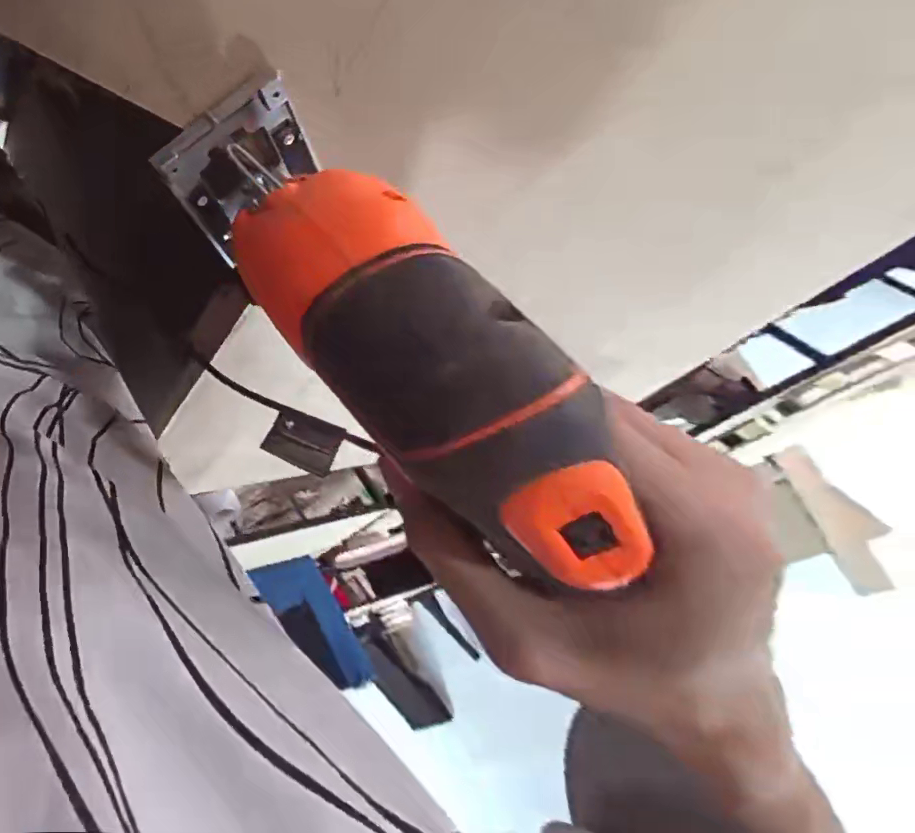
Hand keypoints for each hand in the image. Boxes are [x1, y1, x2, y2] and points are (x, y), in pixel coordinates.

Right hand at [388, 392, 838, 830]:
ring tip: (489, 458)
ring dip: (538, 430)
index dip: (507, 417)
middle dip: (516, 420)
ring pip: (601, 413)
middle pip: (590, 410)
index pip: (586, 424)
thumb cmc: (619, 675)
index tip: (447, 426)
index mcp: (702, 527)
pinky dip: (566, 440)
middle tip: (454, 441)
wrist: (714, 706)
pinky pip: (618, 429)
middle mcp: (724, 485)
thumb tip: (393, 460)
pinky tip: (534, 474)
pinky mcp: (711, 472)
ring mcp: (724, 474)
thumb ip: (447, 552)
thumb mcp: (514, 637)